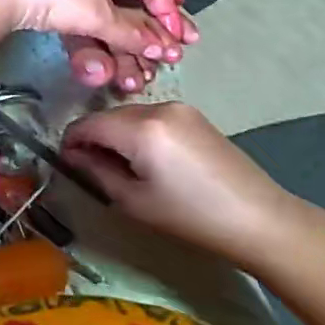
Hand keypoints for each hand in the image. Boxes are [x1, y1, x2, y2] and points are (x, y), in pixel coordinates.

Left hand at [0, 0, 194, 64]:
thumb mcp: (98, 17)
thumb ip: (131, 33)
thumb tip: (160, 49)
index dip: (171, 14)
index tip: (181, 39)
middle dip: (164, 12)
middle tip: (182, 33)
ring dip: (143, 15)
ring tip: (157, 33)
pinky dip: (120, 12)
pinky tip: (123, 21)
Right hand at [60, 102, 311, 258]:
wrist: (258, 218)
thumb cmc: (190, 217)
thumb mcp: (134, 201)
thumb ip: (96, 171)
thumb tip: (73, 156)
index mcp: (140, 128)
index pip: (87, 124)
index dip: (70, 142)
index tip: (67, 164)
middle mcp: (158, 106)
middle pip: (108, 115)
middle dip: (94, 138)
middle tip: (93, 170)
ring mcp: (180, 107)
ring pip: (129, 114)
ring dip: (116, 134)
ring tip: (123, 168)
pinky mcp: (195, 115)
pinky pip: (152, 117)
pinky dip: (139, 132)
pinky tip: (149, 160)